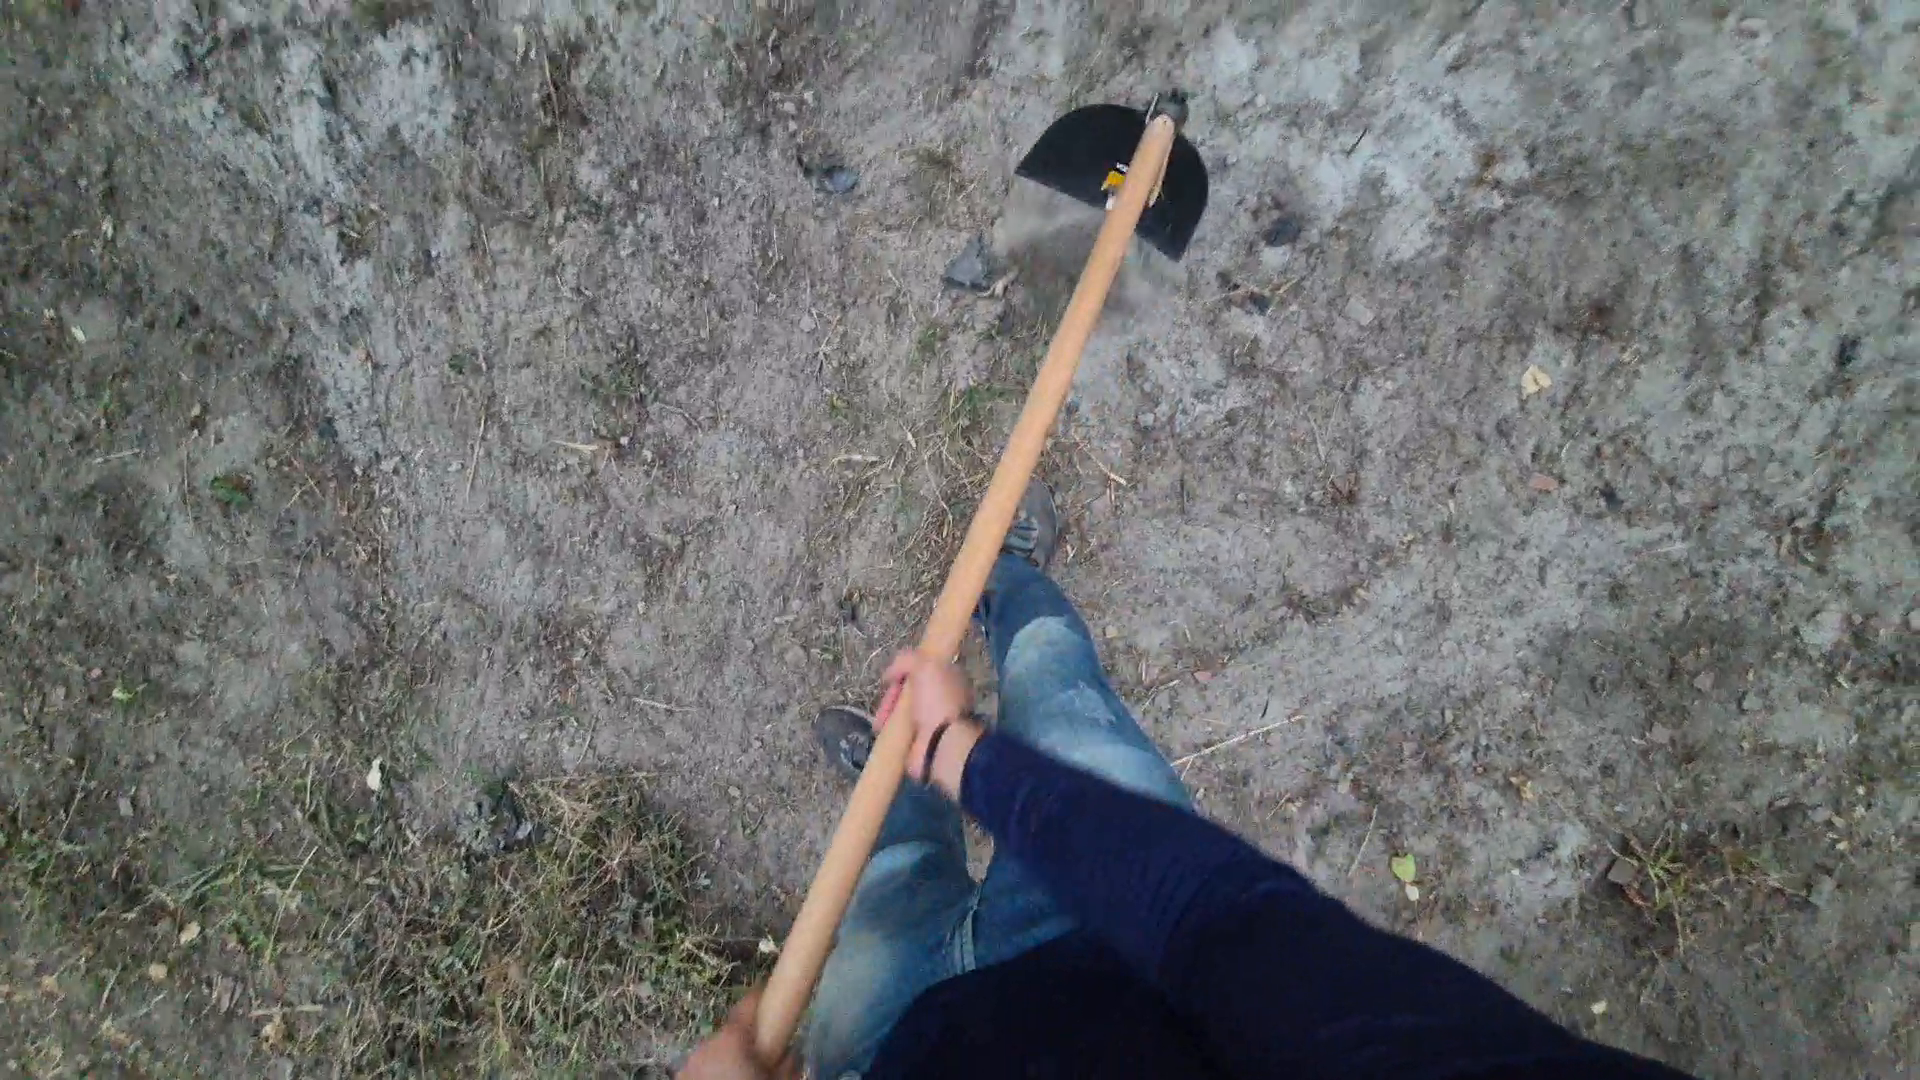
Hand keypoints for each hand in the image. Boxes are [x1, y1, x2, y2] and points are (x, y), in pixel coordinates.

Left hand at [678, 987, 794, 1079]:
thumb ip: (788, 1065)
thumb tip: (789, 1053)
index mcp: (732, 1039)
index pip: (751, 1002)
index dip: (765, 1001)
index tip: (778, 1005)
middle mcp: (705, 1046)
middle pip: (731, 1034)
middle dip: (746, 1044)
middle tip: (762, 1063)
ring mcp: (686, 1068)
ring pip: (712, 1055)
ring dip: (726, 1065)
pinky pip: (699, 1073)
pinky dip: (711, 1078)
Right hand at [882, 650, 982, 797]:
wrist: (942, 743)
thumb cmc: (937, 700)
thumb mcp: (925, 666)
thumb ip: (907, 659)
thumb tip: (890, 672)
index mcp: (950, 678)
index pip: (922, 669)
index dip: (904, 671)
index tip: (891, 678)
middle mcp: (944, 698)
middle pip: (910, 690)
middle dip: (893, 696)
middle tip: (886, 704)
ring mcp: (934, 721)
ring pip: (903, 711)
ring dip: (888, 714)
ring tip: (880, 722)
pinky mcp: (922, 740)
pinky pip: (901, 730)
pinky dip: (890, 729)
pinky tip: (882, 730)